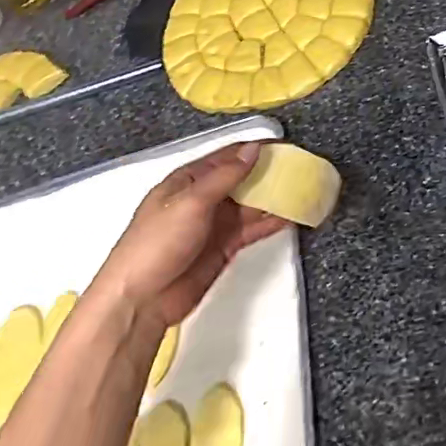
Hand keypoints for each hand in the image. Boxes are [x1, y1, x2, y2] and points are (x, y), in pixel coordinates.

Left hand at [95, 141, 288, 327]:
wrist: (141, 299)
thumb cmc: (157, 243)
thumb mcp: (191, 202)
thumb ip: (225, 176)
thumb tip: (253, 149)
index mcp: (188, 180)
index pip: (228, 157)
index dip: (255, 149)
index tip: (285, 146)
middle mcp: (204, 198)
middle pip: (243, 179)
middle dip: (269, 173)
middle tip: (302, 168)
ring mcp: (215, 223)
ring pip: (252, 204)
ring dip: (275, 198)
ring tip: (304, 191)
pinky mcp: (225, 246)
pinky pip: (253, 228)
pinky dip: (272, 222)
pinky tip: (293, 217)